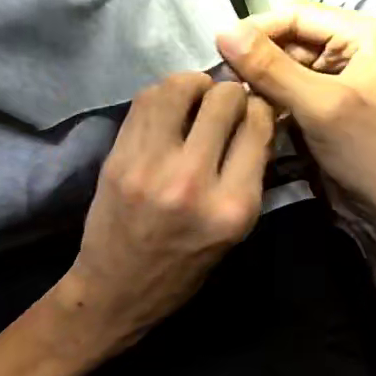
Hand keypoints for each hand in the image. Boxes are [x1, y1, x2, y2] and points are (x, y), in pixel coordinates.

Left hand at [62, 72, 275, 342]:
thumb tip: (257, 116)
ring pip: (180, 87)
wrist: (116, 289)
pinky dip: (163, 95)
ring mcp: (150, 165)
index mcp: (233, 207)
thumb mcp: (234, 231)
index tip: (252, 111)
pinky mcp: (118, 157)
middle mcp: (194, 180)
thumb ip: (249, 173)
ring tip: (193, 100)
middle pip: (224, 99)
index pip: (258, 125)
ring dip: (193, 86)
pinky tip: (167, 109)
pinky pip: (146, 100)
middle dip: (230, 94)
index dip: (259, 108)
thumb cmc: (183, 268)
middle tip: (222, 105)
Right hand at [216, 1, 375, 257]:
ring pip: (284, 68)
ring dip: (258, 82)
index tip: (216, 49)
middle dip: (255, 58)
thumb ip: (270, 67)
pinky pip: (288, 93)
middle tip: (217, 78)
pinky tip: (245, 113)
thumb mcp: (320, 106)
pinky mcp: (326, 110)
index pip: (299, 15)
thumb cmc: (371, 154)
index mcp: (369, 35)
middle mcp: (356, 50)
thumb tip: (221, 31)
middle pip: (290, 40)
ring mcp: (341, 81)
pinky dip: (267, 101)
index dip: (256, 29)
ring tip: (227, 97)